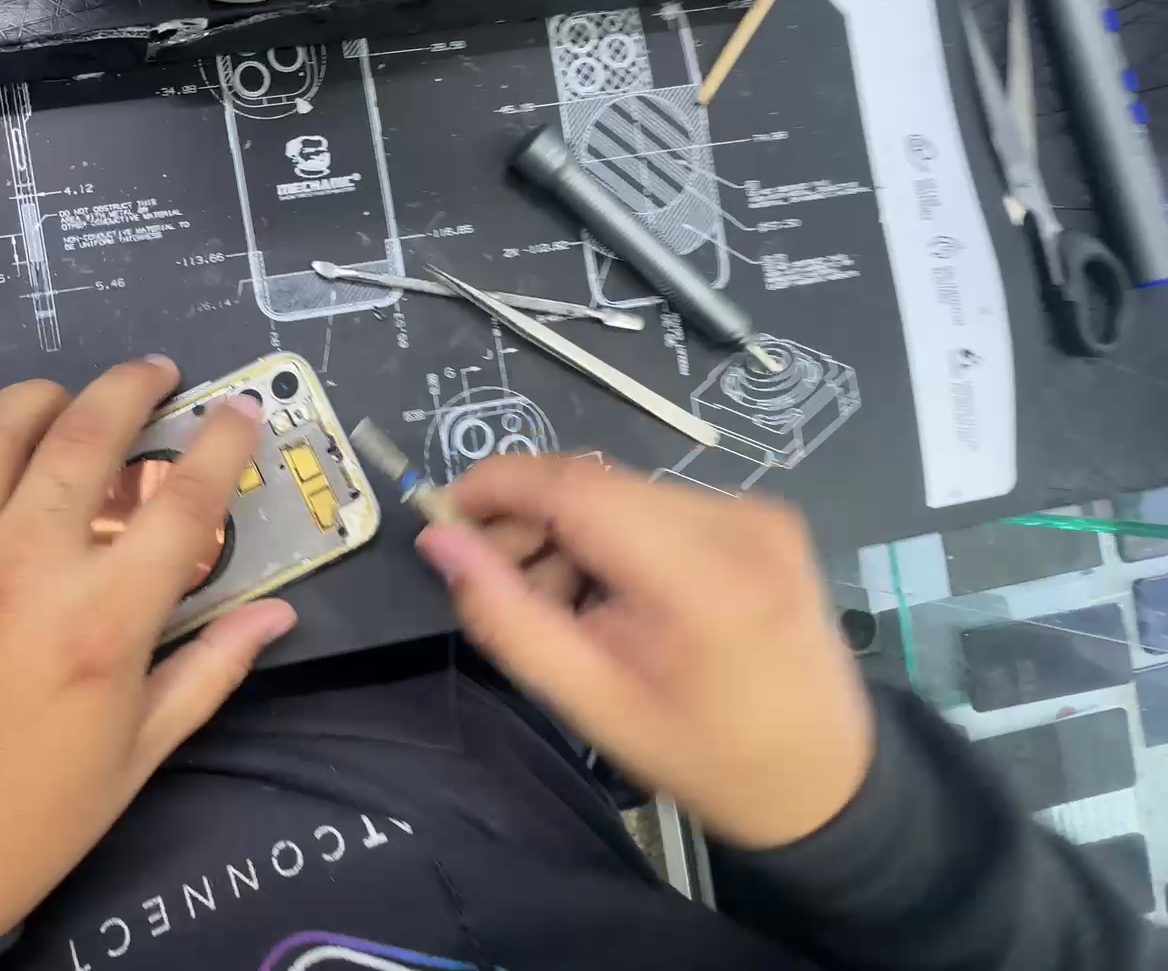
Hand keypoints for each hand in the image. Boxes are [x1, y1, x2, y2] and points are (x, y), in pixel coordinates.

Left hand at [0, 357, 296, 936]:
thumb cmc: (36, 814)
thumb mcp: (143, 751)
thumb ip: (214, 667)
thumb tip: (278, 614)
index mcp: (101, 623)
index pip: (181, 505)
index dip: (221, 446)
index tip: (238, 413)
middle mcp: (22, 571)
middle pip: (80, 439)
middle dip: (128, 387)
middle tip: (154, 372)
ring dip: (32, 399)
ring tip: (62, 399)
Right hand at [416, 454, 873, 849]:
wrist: (826, 781)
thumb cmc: (703, 753)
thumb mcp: (587, 701)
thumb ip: (505, 617)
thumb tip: (439, 542)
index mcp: (703, 573)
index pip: (574, 485)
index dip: (496, 484)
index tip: (443, 512)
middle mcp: (734, 518)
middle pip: (586, 483)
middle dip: (523, 521)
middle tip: (498, 581)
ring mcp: (750, 510)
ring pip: (606, 490)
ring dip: (559, 533)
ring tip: (558, 602)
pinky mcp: (750, 514)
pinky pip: (638, 502)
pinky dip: (598, 536)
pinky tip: (603, 590)